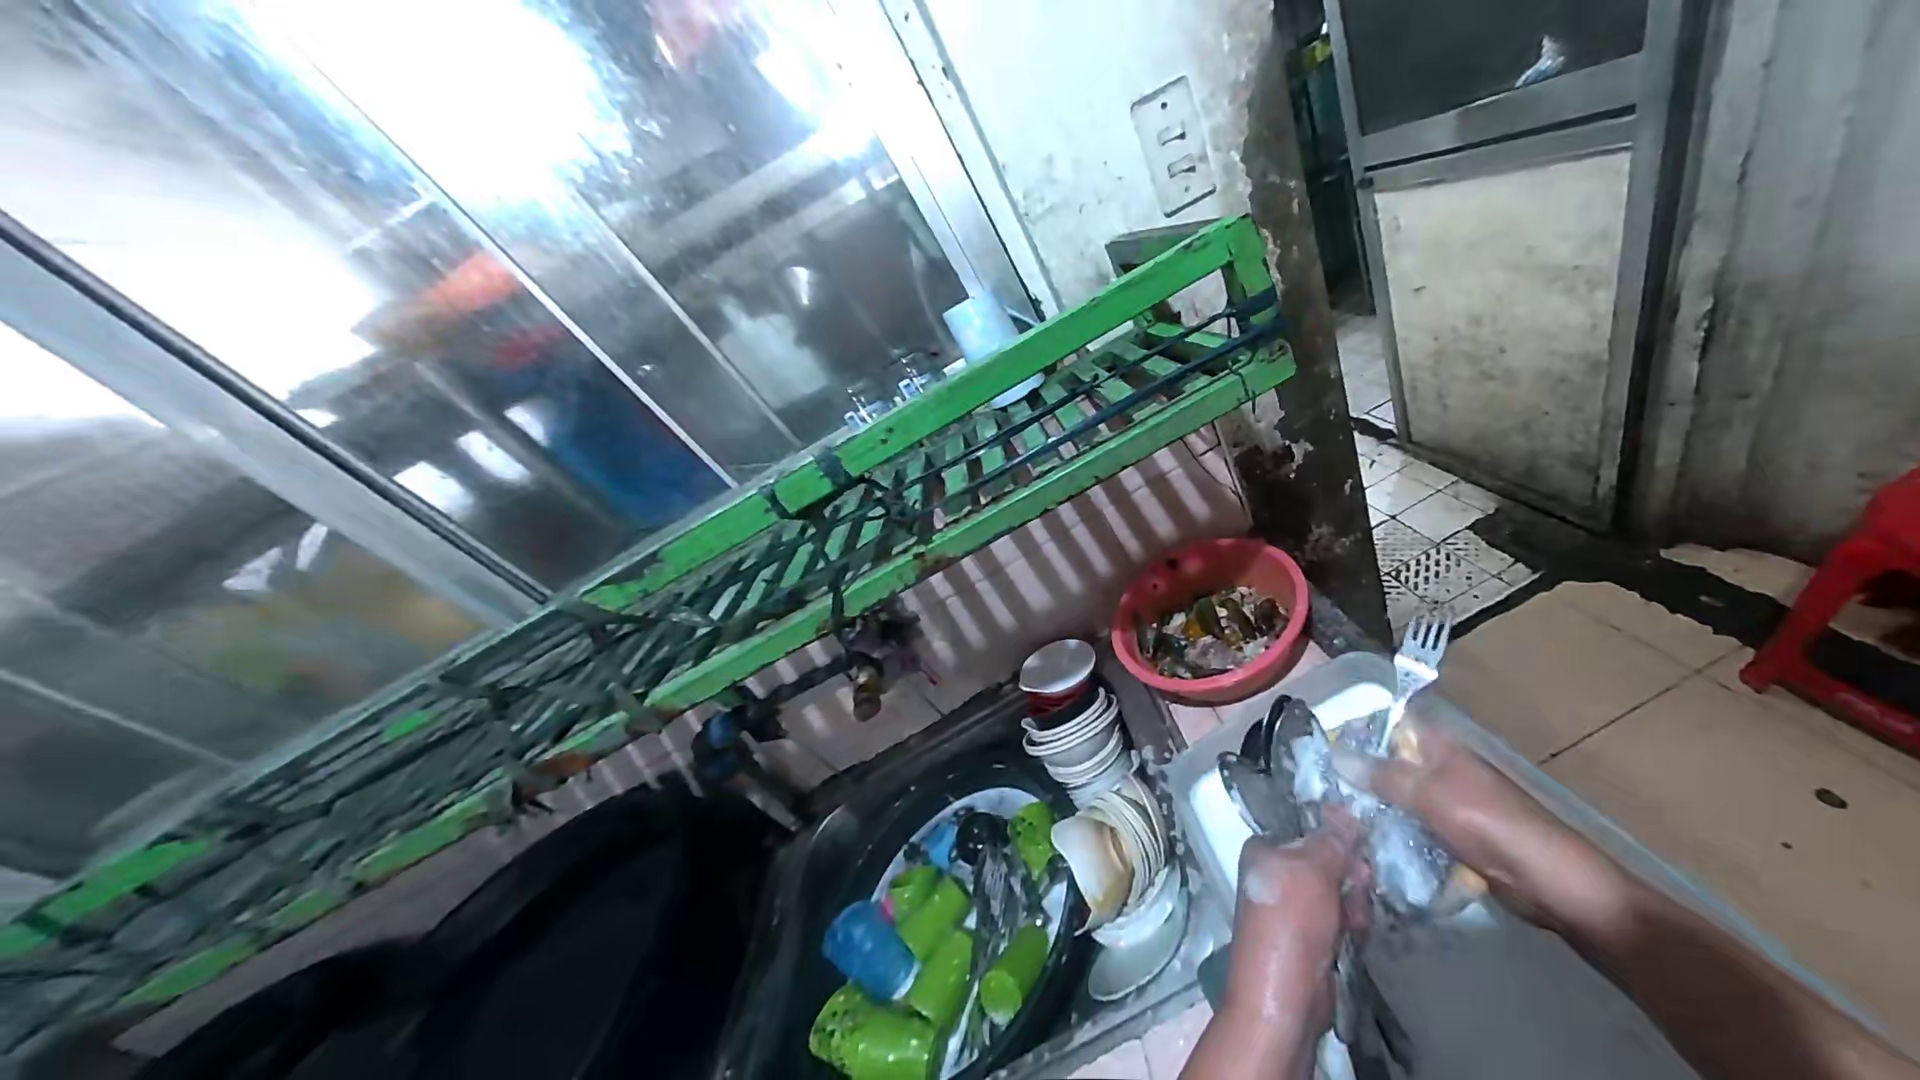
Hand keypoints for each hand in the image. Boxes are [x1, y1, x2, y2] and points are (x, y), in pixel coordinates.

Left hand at [1223, 811, 1366, 1034]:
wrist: (1285, 994)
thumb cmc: (1289, 921)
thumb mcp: (1311, 871)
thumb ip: (1330, 840)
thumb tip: (1345, 807)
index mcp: (1263, 849)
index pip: (1307, 829)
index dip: (1336, 838)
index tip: (1359, 848)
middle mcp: (1275, 871)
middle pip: (1326, 859)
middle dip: (1348, 875)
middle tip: (1358, 889)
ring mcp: (1293, 903)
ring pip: (1338, 888)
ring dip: (1353, 901)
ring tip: (1353, 920)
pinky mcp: (1311, 932)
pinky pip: (1340, 914)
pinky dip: (1351, 922)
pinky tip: (1354, 934)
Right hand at [1333, 716, 1636, 937]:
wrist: (1554, 885)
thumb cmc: (1494, 827)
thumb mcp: (1432, 796)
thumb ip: (1384, 775)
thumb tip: (1336, 755)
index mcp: (1442, 749)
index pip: (1392, 724)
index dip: (1358, 725)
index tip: (1319, 734)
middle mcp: (1441, 769)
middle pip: (1389, 761)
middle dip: (1355, 768)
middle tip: (1312, 776)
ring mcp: (1446, 803)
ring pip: (1396, 794)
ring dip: (1369, 801)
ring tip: (1326, 805)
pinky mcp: (1450, 834)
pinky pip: (1408, 823)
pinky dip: (1387, 827)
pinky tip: (1359, 834)